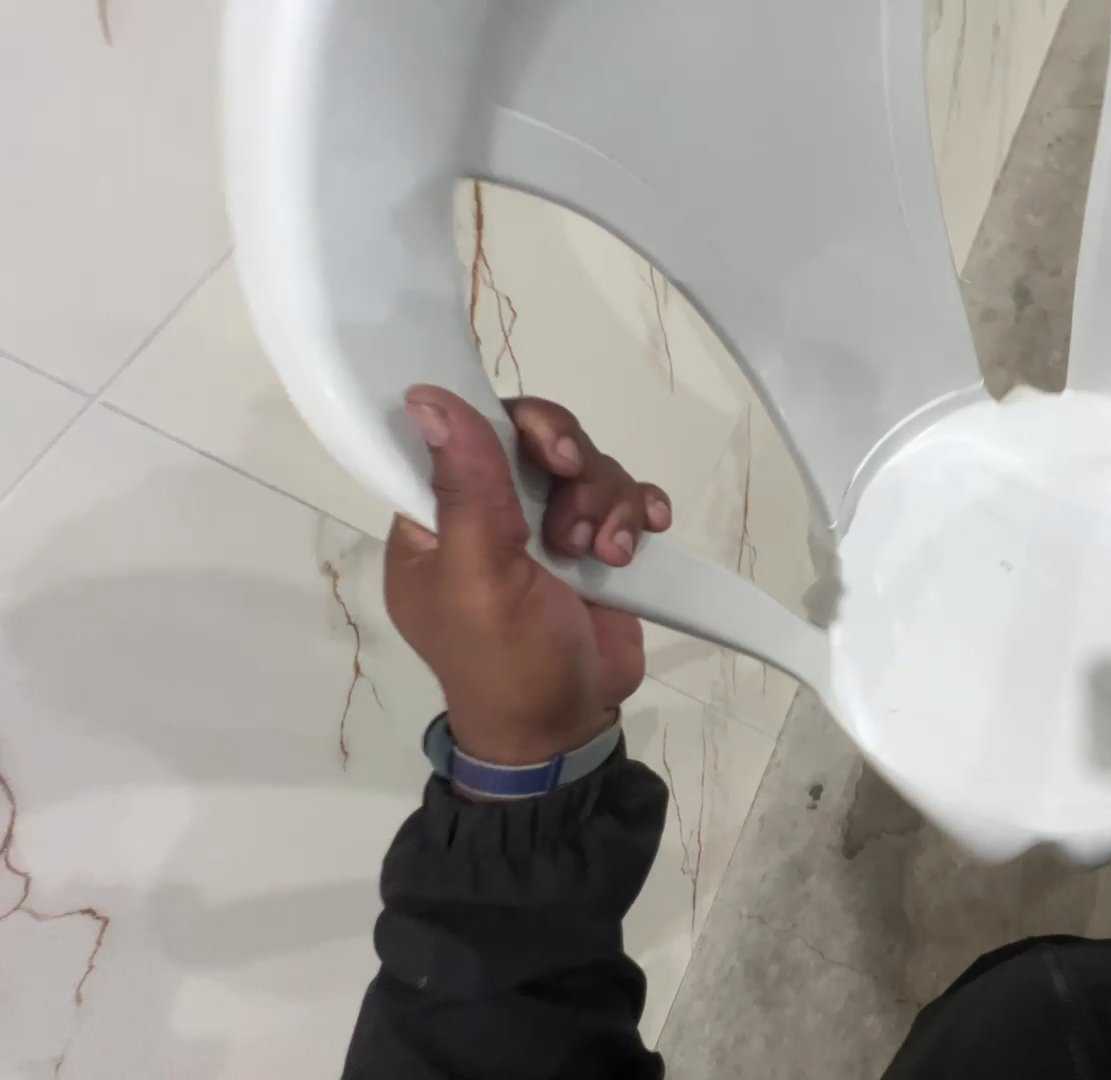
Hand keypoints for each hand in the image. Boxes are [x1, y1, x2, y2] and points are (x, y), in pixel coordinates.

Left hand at [385, 385, 671, 764]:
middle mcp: (496, 512)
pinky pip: (630, 500)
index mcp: (443, 516)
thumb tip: (427, 397)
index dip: (517, 427)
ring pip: (595, 470)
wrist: (569, 721)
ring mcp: (553, 528)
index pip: (471, 433)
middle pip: (545, 442)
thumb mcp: (480, 580)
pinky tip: (647, 538)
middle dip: (579, 479)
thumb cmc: (507, 662)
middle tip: (582, 527)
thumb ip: (466, 491)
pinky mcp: (601, 546)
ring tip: (611, 557)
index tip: (554, 454)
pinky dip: (643, 512)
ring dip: (613, 506)